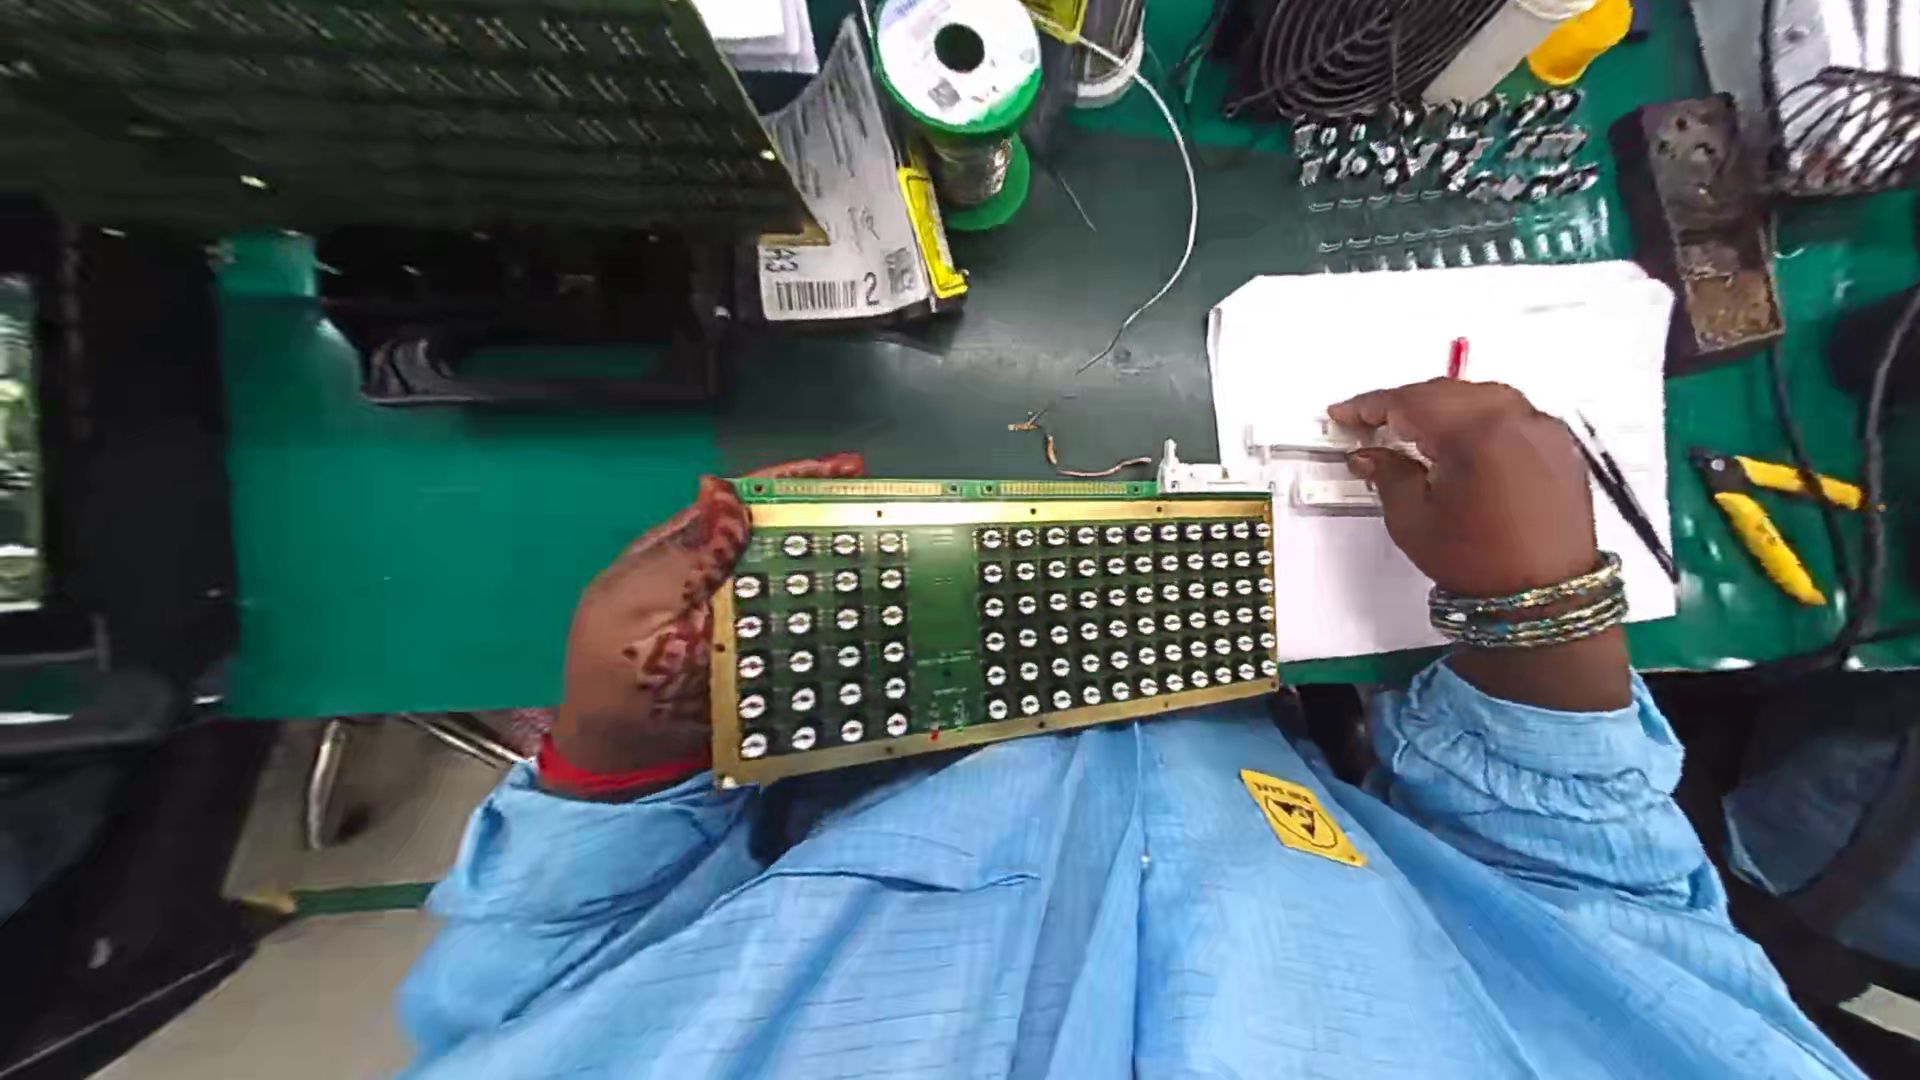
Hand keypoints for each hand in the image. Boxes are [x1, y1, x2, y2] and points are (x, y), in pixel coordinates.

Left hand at [550, 454, 864, 791]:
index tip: (845, 468)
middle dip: (831, 513)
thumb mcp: (633, 605)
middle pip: (785, 530)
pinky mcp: (770, 644)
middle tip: (881, 504)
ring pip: (802, 572)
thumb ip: (681, 555)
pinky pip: (807, 619)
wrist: (629, 748)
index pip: (747, 500)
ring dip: (841, 557)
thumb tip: (725, 491)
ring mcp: (752, 609)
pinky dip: (837, 608)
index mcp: (690, 548)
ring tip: (886, 545)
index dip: (794, 480)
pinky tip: (867, 601)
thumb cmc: (617, 669)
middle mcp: (728, 571)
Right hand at [1328, 378, 1597, 596]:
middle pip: (1444, 392)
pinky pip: (1508, 410)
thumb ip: (1388, 474)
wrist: (1542, 593)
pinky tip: (1450, 433)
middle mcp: (1516, 424)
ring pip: (1478, 395)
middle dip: (1401, 401)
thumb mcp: (1412, 517)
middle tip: (1367, 420)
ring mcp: (1542, 432)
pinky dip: (1471, 413)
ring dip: (1436, 403)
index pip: (1410, 402)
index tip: (1345, 413)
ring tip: (1405, 424)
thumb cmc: (1481, 561)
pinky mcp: (1556, 446)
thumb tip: (1370, 455)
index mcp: (1476, 436)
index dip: (1368, 405)